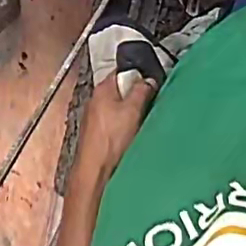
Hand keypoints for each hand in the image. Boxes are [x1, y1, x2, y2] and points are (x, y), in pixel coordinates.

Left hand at [73, 71, 155, 186]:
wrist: (95, 174)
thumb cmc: (110, 141)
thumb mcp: (133, 111)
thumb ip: (141, 90)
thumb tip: (148, 80)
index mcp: (102, 89)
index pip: (122, 71)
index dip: (138, 76)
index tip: (151, 84)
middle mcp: (96, 100)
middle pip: (121, 90)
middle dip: (136, 97)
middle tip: (148, 106)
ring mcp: (95, 118)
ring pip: (119, 109)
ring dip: (131, 114)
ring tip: (140, 124)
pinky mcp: (98, 135)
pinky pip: (115, 124)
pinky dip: (124, 128)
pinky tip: (131, 138)